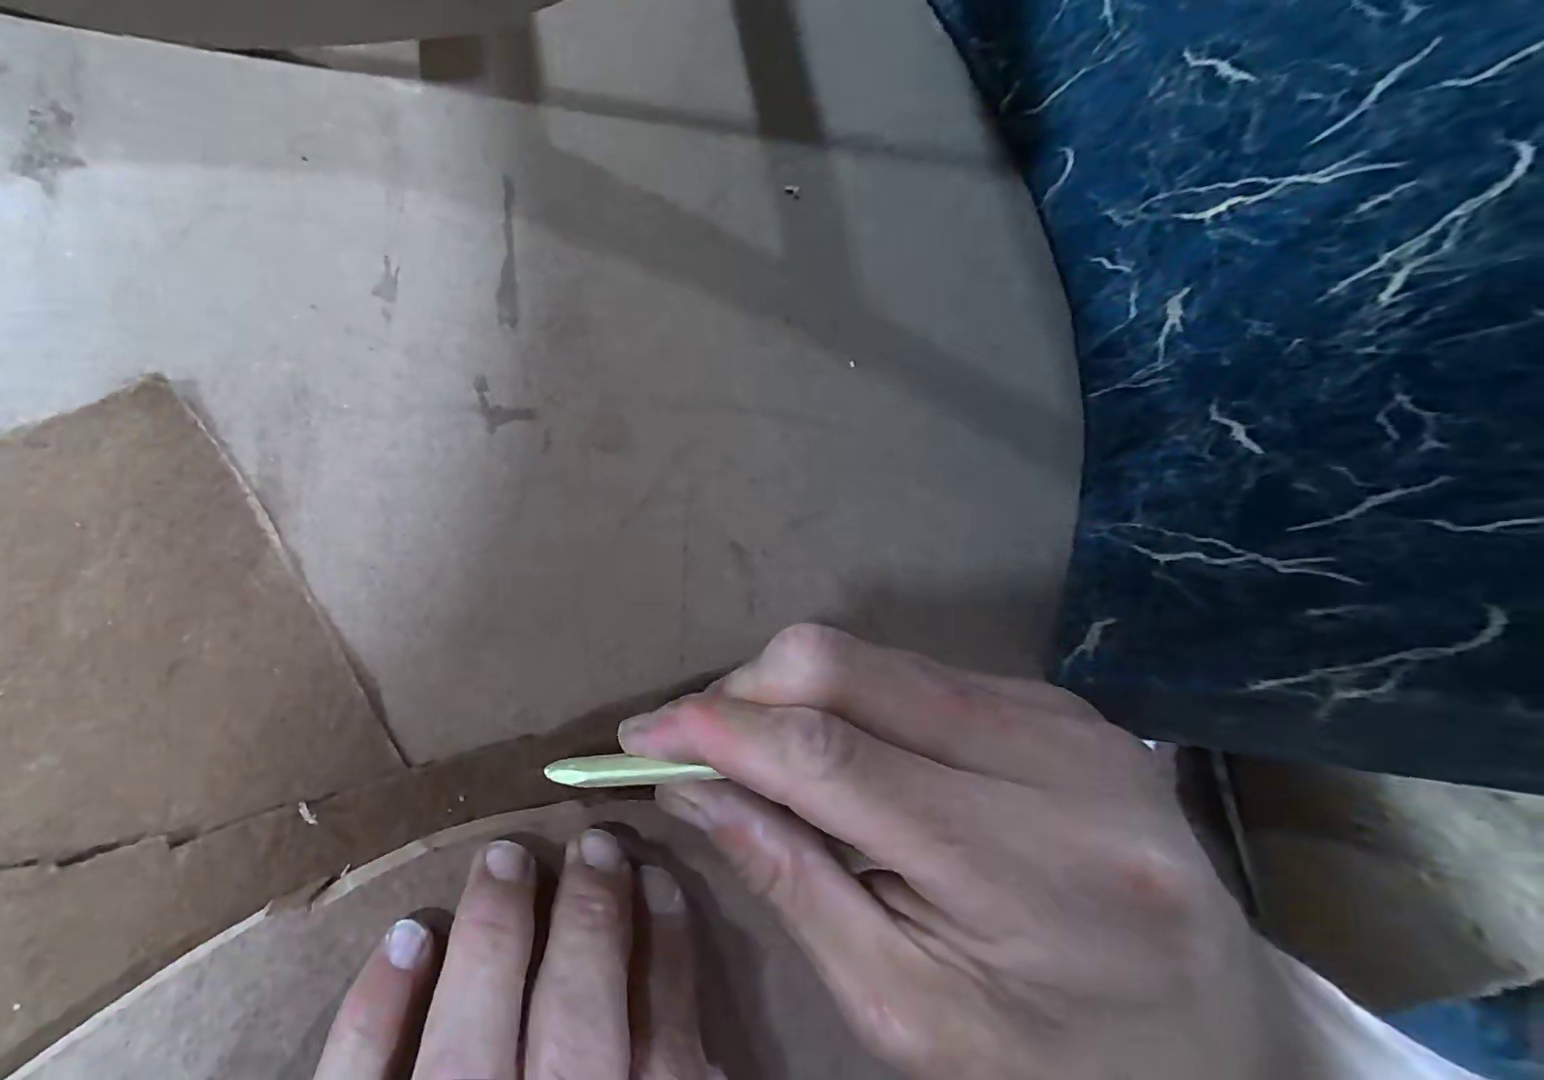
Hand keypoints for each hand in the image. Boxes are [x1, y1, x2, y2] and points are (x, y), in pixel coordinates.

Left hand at [312, 830, 712, 1079]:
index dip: (665, 956)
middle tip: (594, 842)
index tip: (662, 884)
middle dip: (590, 918)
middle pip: (574, 1019)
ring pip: (468, 1032)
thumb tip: (696, 1047)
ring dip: (492, 933)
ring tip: (505, 856)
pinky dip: (375, 1012)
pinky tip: (404, 936)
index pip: (658, 1050)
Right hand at [617, 624, 1299, 1079]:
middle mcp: (1059, 764)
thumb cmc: (1051, 1065)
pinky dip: (841, 697)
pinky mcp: (1054, 698)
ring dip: (784, 693)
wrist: (1228, 1051)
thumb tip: (688, 786)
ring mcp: (1065, 717)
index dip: (716, 731)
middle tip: (692, 744)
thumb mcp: (900, 1008)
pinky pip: (905, 668)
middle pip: (842, 667)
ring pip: (865, 654)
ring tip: (758, 754)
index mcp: (1030, 872)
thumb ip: (788, 879)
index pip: (829, 759)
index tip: (639, 737)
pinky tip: (838, 752)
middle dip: (741, 693)